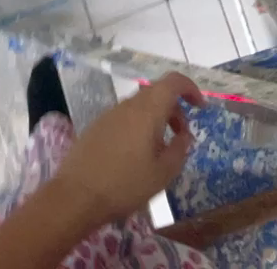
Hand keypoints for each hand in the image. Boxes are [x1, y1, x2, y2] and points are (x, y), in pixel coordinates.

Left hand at [57, 72, 205, 225]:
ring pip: (141, 105)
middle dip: (175, 109)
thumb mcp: (162, 173)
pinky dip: (140, 126)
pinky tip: (137, 155)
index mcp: (148, 109)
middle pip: (157, 92)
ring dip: (157, 119)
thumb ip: (180, 150)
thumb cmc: (125, 184)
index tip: (200, 107)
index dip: (190, 88)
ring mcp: (111, 113)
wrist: (75, 195)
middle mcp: (129, 104)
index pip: (173, 81)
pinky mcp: (98, 125)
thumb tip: (185, 136)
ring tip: (160, 150)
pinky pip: (126, 117)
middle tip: (181, 136)